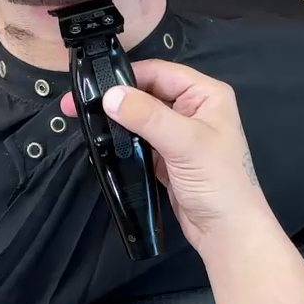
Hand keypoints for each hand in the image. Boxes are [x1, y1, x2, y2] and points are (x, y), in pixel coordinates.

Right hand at [60, 59, 272, 253]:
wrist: (226, 230)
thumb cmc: (218, 182)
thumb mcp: (185, 143)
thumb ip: (148, 117)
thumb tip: (110, 96)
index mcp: (205, 95)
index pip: (160, 73)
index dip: (127, 76)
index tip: (93, 84)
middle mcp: (192, 109)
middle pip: (146, 93)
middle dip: (115, 98)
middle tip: (77, 103)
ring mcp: (177, 134)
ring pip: (140, 117)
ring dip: (115, 119)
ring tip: (82, 119)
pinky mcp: (166, 157)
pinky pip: (139, 140)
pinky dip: (121, 140)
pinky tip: (99, 139)